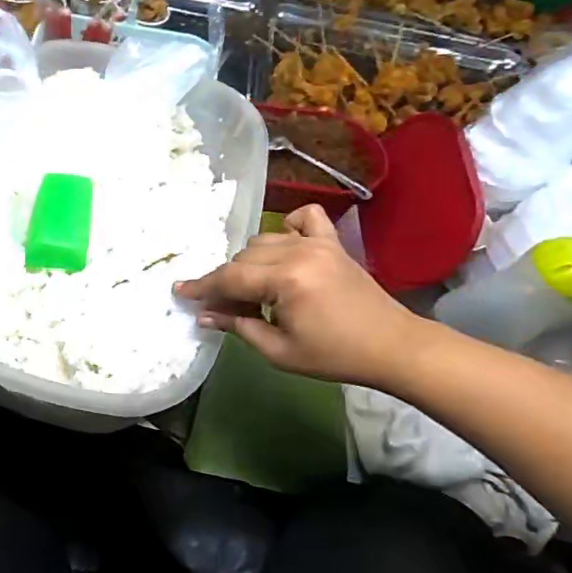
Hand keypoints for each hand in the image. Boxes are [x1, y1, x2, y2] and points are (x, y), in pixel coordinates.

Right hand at [174, 205, 426, 387]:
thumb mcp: (280, 351)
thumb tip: (205, 315)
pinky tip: (287, 249)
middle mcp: (299, 251)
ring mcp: (318, 242)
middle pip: (244, 258)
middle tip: (225, 309)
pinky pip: (305, 217)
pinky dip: (289, 228)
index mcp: (286, 279)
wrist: (391, 345)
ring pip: (265, 239)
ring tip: (256, 291)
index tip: (180, 292)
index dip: (202, 287)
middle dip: (228, 282)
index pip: (231, 277)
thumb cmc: (335, 355)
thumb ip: (239, 326)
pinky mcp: (333, 242)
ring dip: (252, 262)